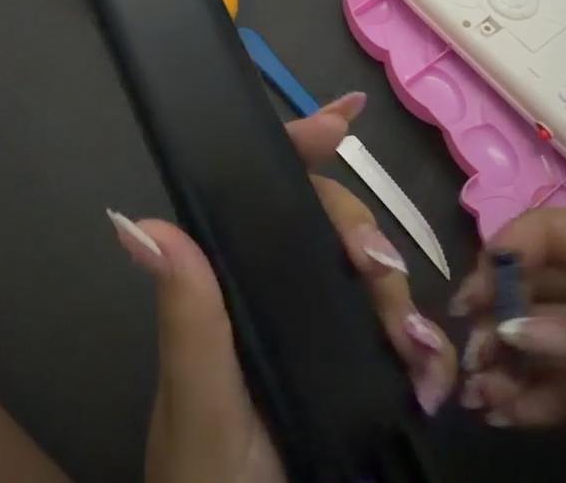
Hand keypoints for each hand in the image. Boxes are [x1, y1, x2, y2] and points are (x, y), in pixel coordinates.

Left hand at [109, 92, 457, 482]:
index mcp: (226, 282)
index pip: (257, 196)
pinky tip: (429, 370)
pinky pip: (398, 333)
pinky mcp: (354, 368)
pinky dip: (423, 344)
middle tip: (379, 271)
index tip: (341, 118)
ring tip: (413, 344)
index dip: (297, 147)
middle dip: (362, 233)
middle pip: (326, 225)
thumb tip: (136, 223)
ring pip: (369, 275)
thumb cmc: (210, 470)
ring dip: (401, 297)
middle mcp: (271, 290)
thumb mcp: (199, 396)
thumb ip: (185, 315)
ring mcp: (315, 327)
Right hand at [452, 209, 565, 482]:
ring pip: (550, 338)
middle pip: (541, 287)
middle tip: (466, 361)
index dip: (506, 255)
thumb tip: (508, 329)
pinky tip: (508, 417)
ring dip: (511, 363)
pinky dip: (540, 398)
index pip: (553, 233)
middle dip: (498, 318)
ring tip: (478, 398)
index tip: (472, 299)